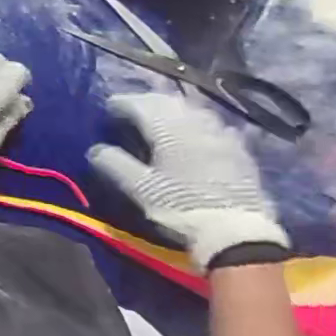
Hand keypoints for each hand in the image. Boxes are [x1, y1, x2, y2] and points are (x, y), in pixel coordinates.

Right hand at [87, 94, 288, 270]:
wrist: (236, 233)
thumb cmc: (181, 207)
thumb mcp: (141, 189)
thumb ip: (115, 165)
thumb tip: (96, 150)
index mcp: (169, 130)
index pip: (141, 105)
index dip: (122, 103)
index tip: (108, 108)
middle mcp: (196, 125)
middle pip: (169, 102)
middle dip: (148, 101)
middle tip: (132, 108)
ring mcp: (222, 136)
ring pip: (194, 110)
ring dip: (174, 109)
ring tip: (162, 117)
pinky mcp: (240, 151)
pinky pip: (215, 126)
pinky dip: (199, 123)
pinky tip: (197, 134)